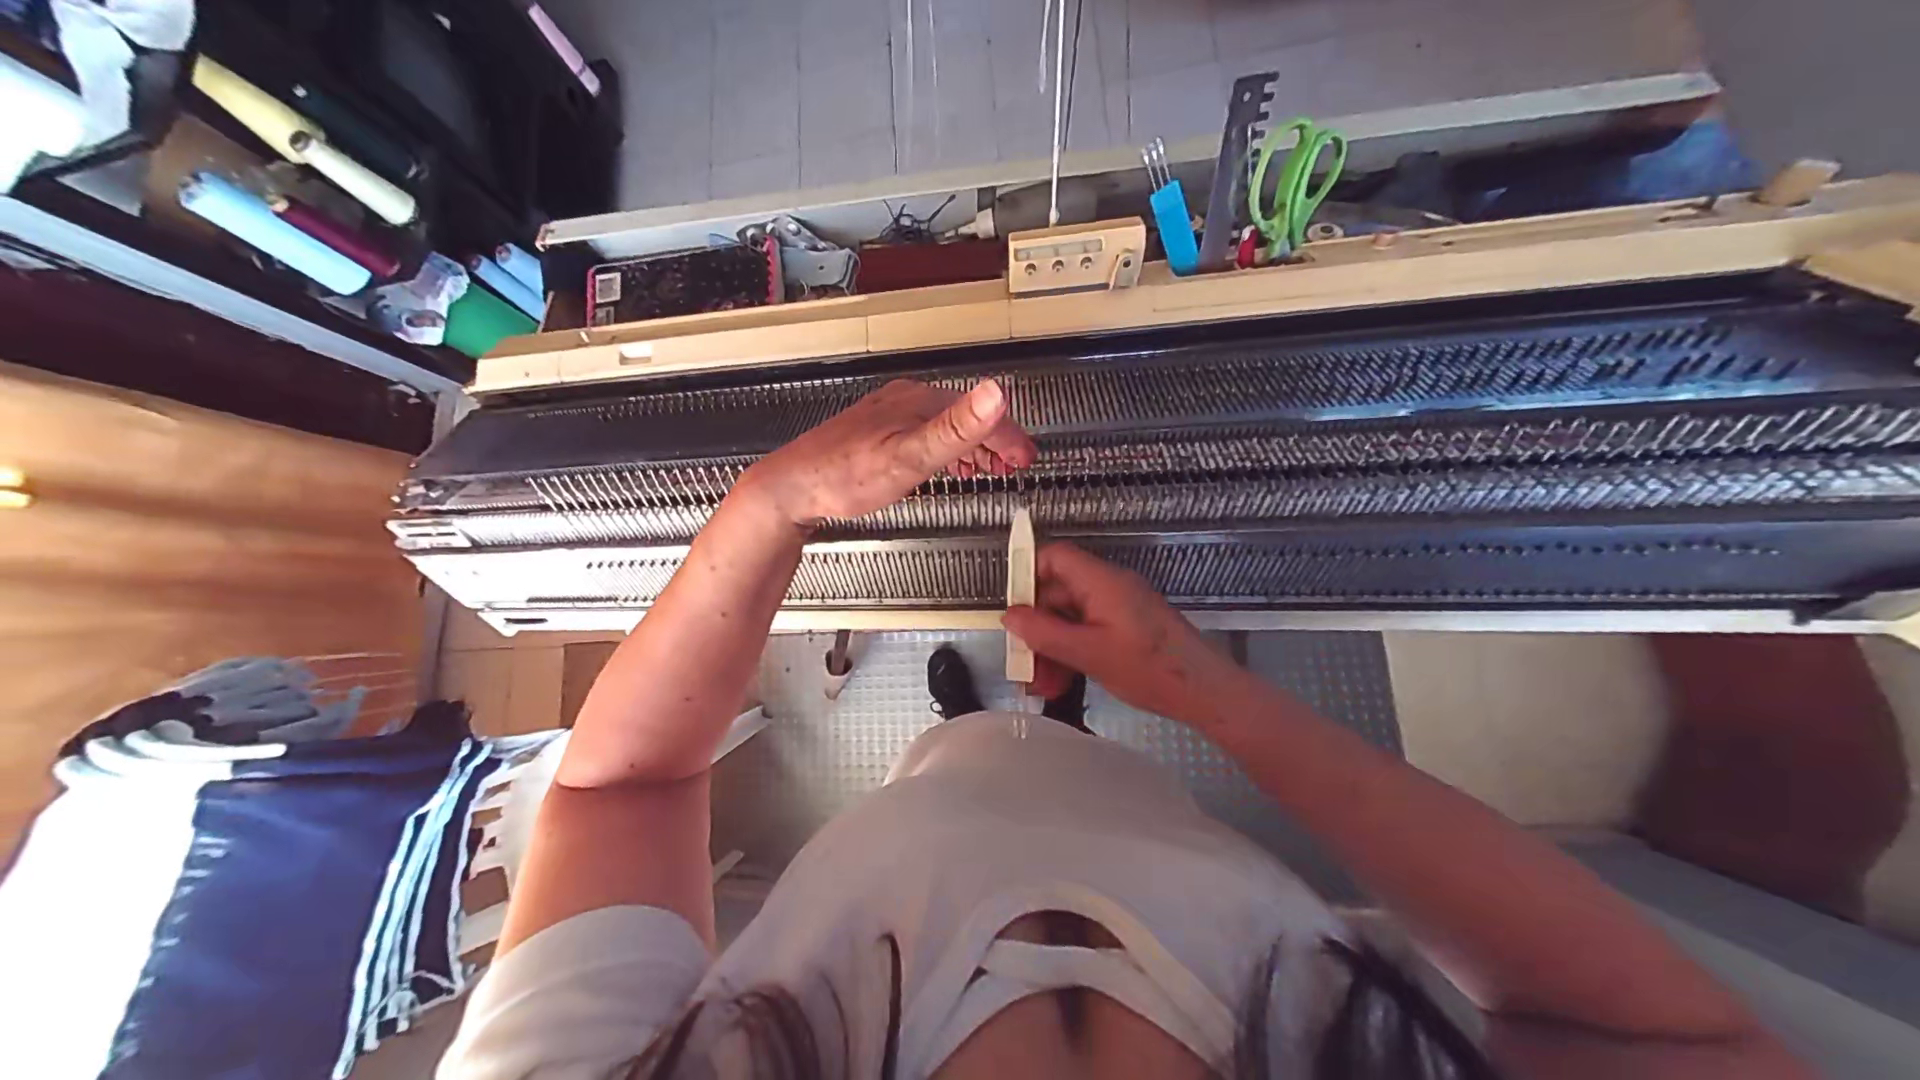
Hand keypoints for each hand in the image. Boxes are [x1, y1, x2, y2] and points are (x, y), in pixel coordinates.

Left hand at [740, 378, 1035, 526]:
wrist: (793, 488)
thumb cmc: (842, 477)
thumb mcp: (909, 457)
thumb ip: (957, 429)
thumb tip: (995, 394)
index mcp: (920, 404)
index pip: (982, 413)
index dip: (1010, 438)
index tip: (1026, 457)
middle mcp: (906, 403)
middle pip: (967, 416)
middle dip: (997, 442)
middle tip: (1016, 463)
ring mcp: (892, 417)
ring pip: (946, 425)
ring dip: (974, 446)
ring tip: (990, 466)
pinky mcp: (880, 433)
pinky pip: (926, 434)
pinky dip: (947, 449)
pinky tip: (945, 464)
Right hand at [1003, 541, 1249, 723]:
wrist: (1206, 693)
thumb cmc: (1150, 669)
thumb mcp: (1089, 654)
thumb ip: (1045, 633)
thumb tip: (1010, 616)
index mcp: (1101, 581)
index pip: (1054, 556)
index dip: (1028, 575)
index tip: (1012, 609)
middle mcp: (1109, 587)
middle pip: (1058, 592)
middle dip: (1036, 628)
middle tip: (1024, 663)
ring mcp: (1119, 608)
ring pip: (1070, 617)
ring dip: (1051, 648)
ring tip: (1042, 685)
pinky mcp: (1127, 627)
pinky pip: (1088, 630)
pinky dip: (1072, 652)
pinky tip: (1063, 682)